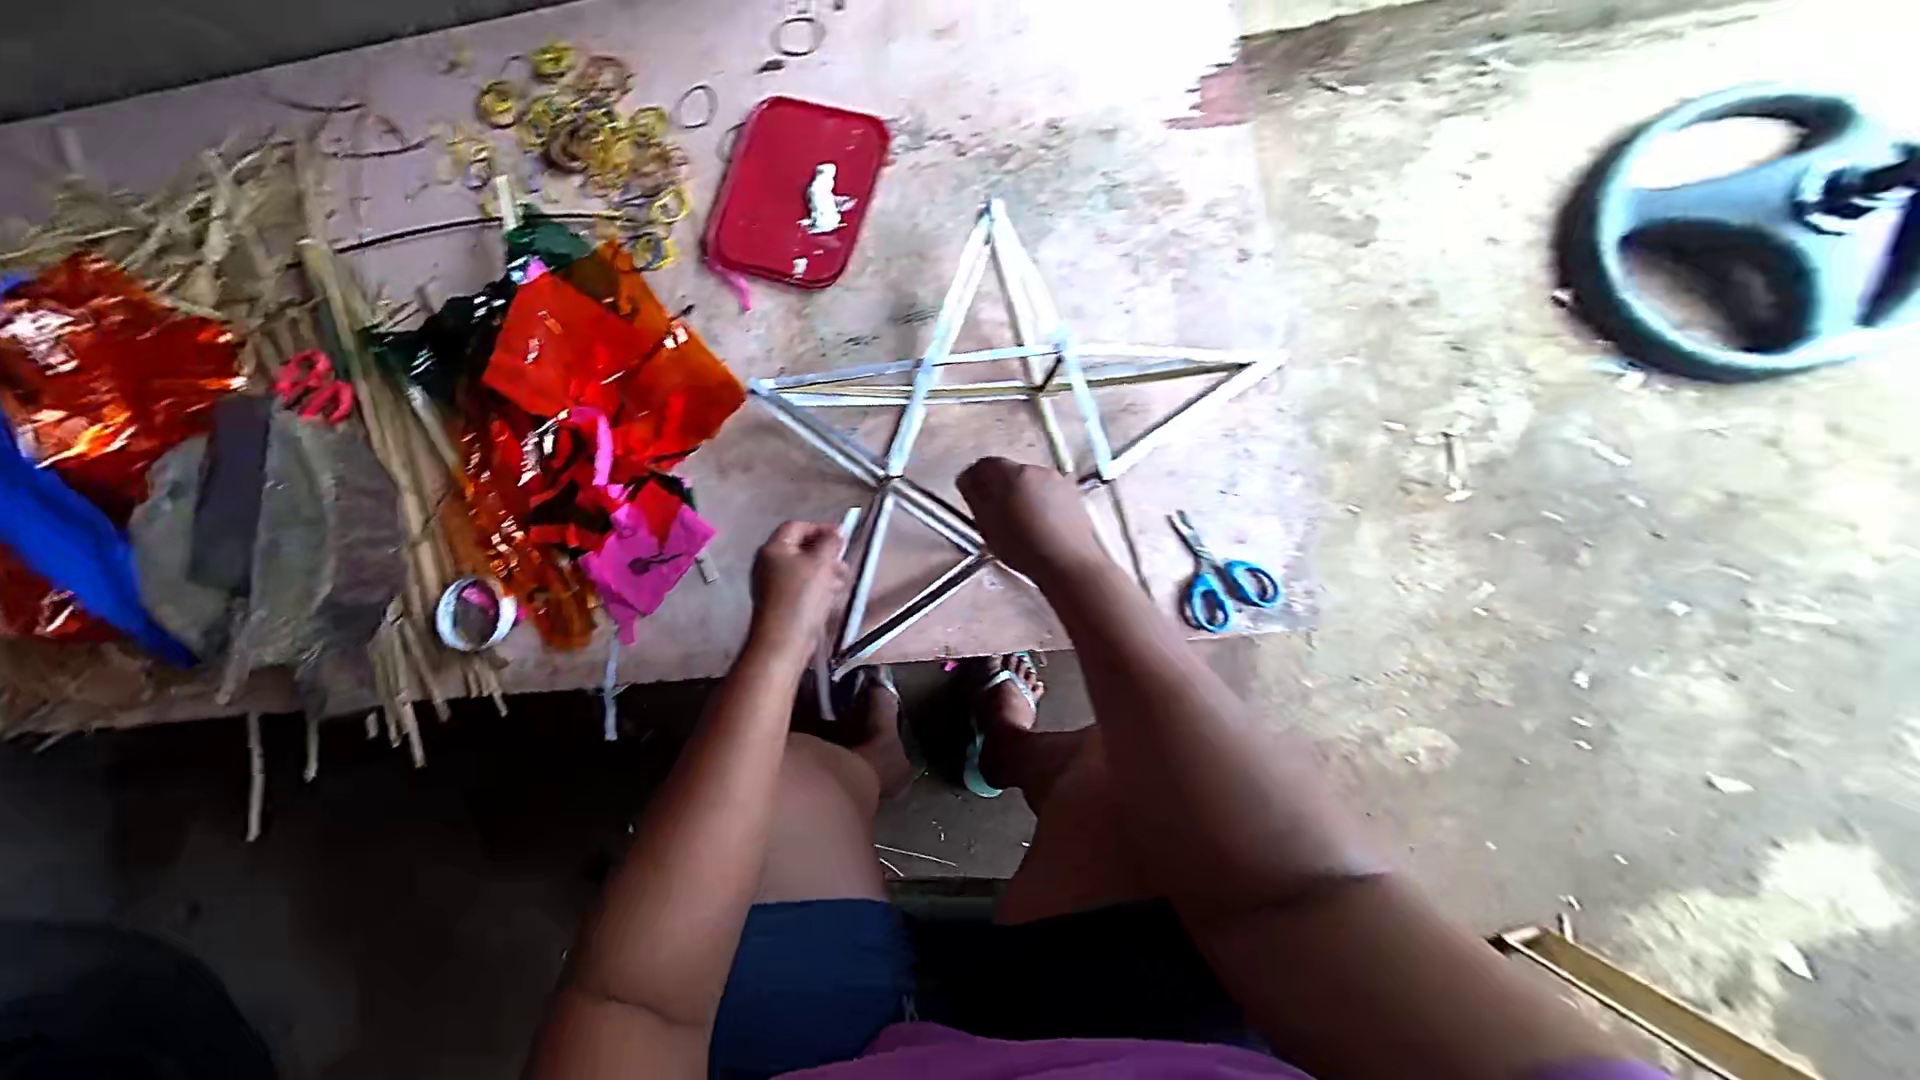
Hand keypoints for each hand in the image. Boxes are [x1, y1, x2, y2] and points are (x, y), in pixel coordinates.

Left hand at [747, 521, 850, 655]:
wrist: (784, 640)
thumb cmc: (802, 596)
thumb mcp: (821, 563)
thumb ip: (831, 543)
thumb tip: (837, 531)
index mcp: (774, 548)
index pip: (797, 526)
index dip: (820, 528)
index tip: (841, 537)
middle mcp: (769, 563)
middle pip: (800, 547)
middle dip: (825, 552)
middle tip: (843, 560)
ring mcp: (772, 584)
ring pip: (803, 568)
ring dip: (825, 569)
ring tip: (842, 579)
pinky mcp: (780, 602)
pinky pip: (801, 585)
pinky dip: (818, 585)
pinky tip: (832, 594)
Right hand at [956, 457, 1107, 582]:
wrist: (1069, 564)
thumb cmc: (1023, 548)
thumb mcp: (987, 525)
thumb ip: (973, 496)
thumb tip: (967, 479)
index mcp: (1012, 474)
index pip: (985, 464)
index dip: (974, 478)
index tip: (970, 493)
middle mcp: (1037, 470)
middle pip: (1009, 472)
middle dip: (998, 488)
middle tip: (992, 513)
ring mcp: (1058, 481)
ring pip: (1029, 482)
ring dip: (1019, 495)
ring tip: (1016, 523)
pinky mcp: (1073, 495)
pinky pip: (1047, 493)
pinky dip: (1038, 503)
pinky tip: (1037, 526)